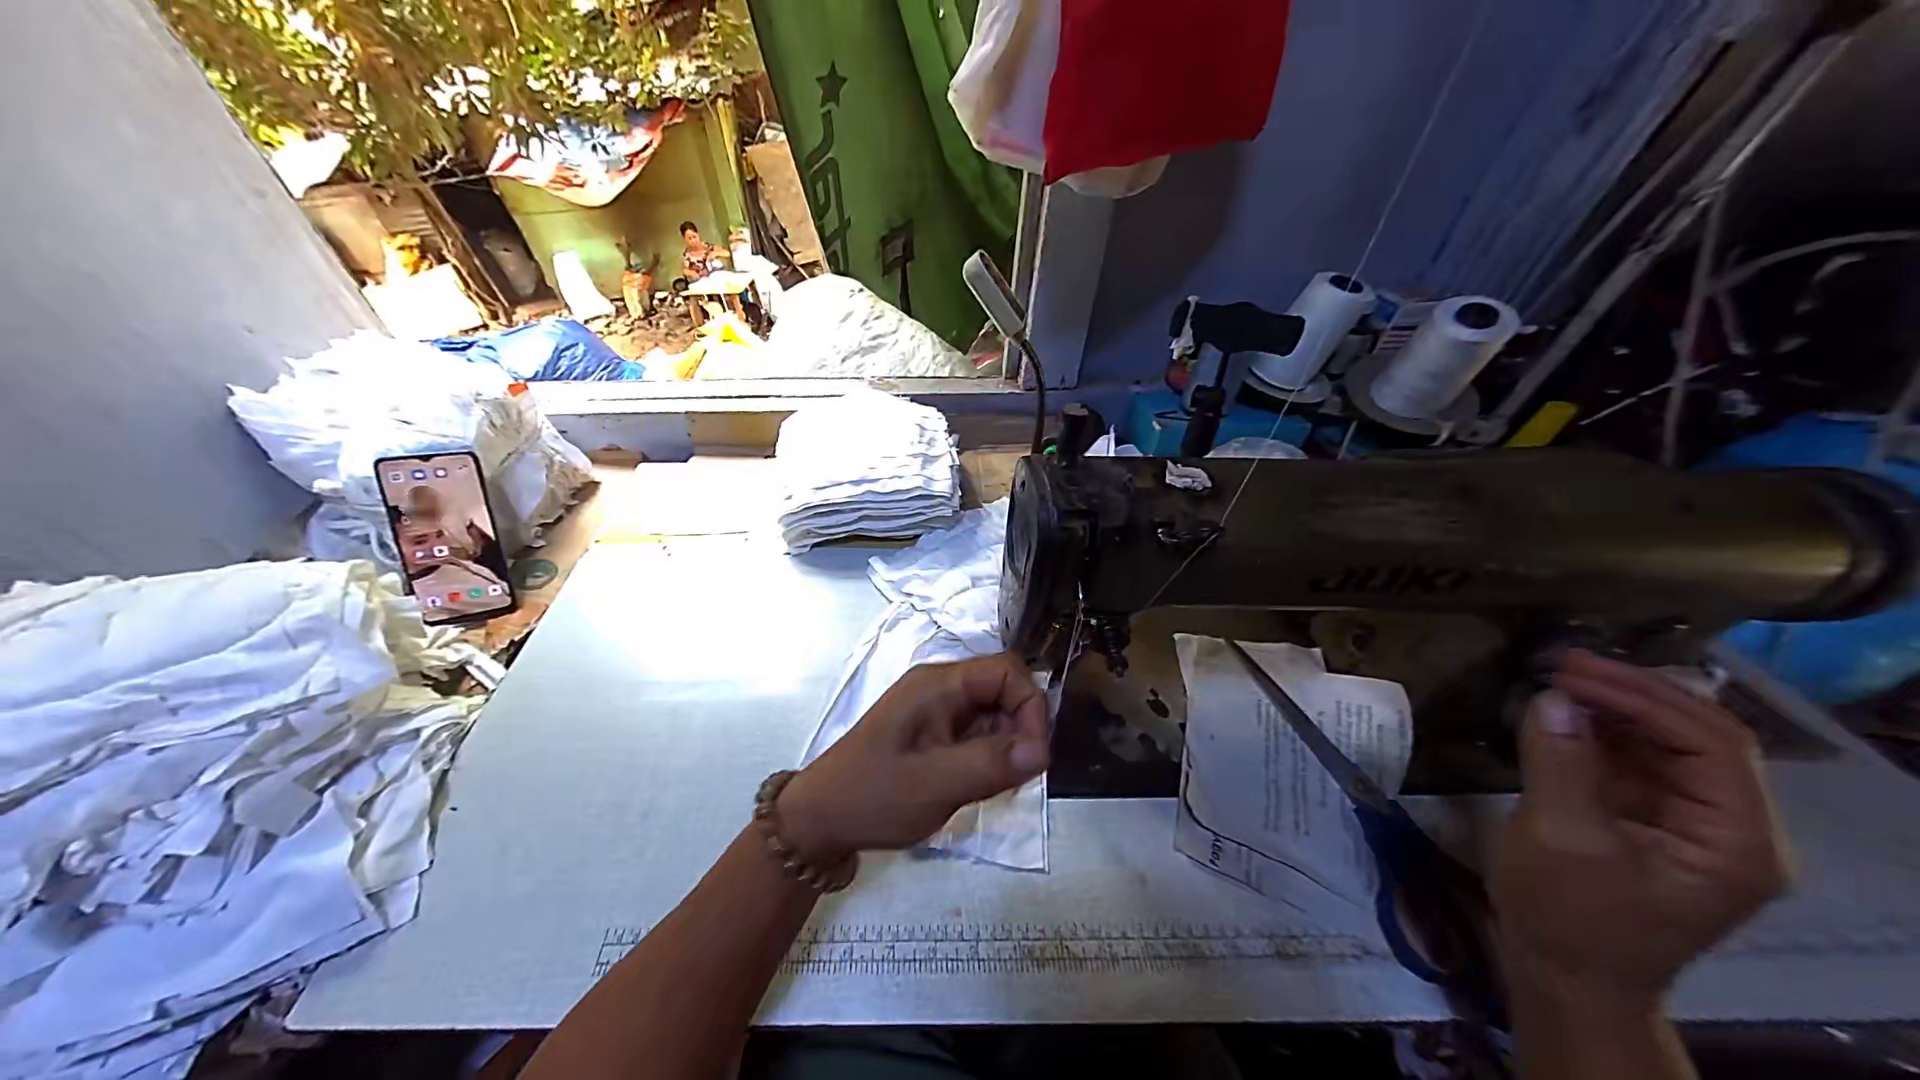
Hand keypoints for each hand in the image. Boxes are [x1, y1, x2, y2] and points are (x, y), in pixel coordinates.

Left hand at [778, 653, 1050, 860]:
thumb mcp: (933, 785)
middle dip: (1021, 729)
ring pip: (995, 716)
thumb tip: (1043, 751)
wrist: (821, 820)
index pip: (1007, 672)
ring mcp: (938, 712)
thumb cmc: (871, 796)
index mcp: (937, 684)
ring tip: (993, 784)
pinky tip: (978, 785)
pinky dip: (990, 758)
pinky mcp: (936, 736)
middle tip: (1017, 775)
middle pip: (1004, 691)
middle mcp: (941, 689)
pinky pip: (979, 736)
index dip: (1030, 707)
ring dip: (1006, 747)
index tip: (1034, 755)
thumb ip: (990, 764)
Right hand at [1493, 650, 1790, 1005]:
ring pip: (1670, 743)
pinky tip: (1564, 712)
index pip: (1712, 745)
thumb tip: (1552, 698)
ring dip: (1617, 707)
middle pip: (1701, 737)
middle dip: (1634, 693)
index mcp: (1736, 842)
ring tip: (1559, 678)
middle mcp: (1734, 827)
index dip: (1643, 698)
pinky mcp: (1654, 819)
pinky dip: (1601, 730)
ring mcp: (1694, 823)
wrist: (1567, 974)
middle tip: (1564, 662)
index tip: (1570, 672)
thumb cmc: (1568, 915)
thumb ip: (1559, 764)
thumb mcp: (1558, 838)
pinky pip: (1638, 760)